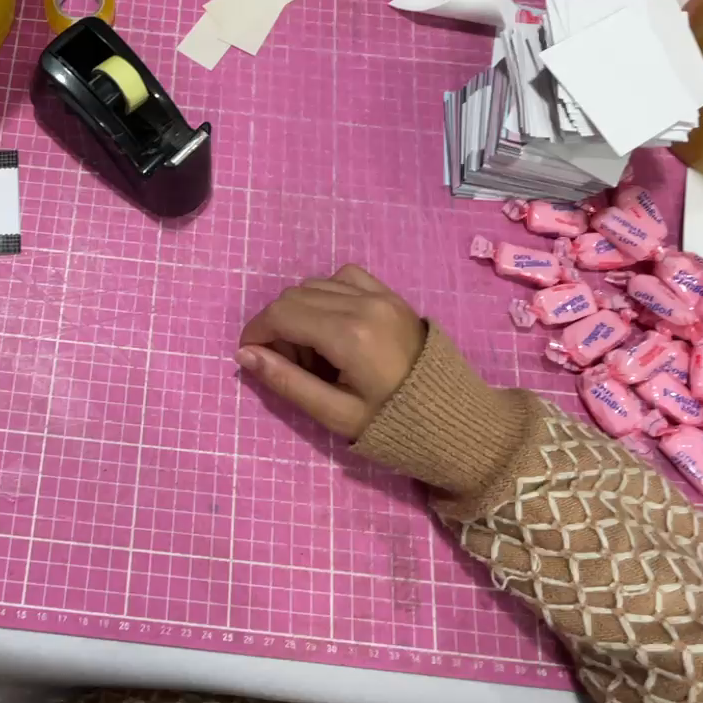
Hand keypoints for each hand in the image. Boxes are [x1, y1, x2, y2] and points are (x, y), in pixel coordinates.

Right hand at [236, 265, 426, 439]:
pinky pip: (343, 277)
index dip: (256, 332)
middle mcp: (363, 304)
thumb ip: (287, 382)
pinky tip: (331, 324)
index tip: (250, 355)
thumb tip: (245, 354)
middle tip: (287, 363)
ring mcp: (380, 294)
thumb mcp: (334, 414)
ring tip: (313, 351)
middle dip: (277, 326)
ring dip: (299, 311)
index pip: (282, 315)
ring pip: (315, 284)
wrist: (456, 421)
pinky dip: (325, 295)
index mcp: (349, 334)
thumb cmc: (395, 425)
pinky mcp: (390, 294)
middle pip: (294, 297)